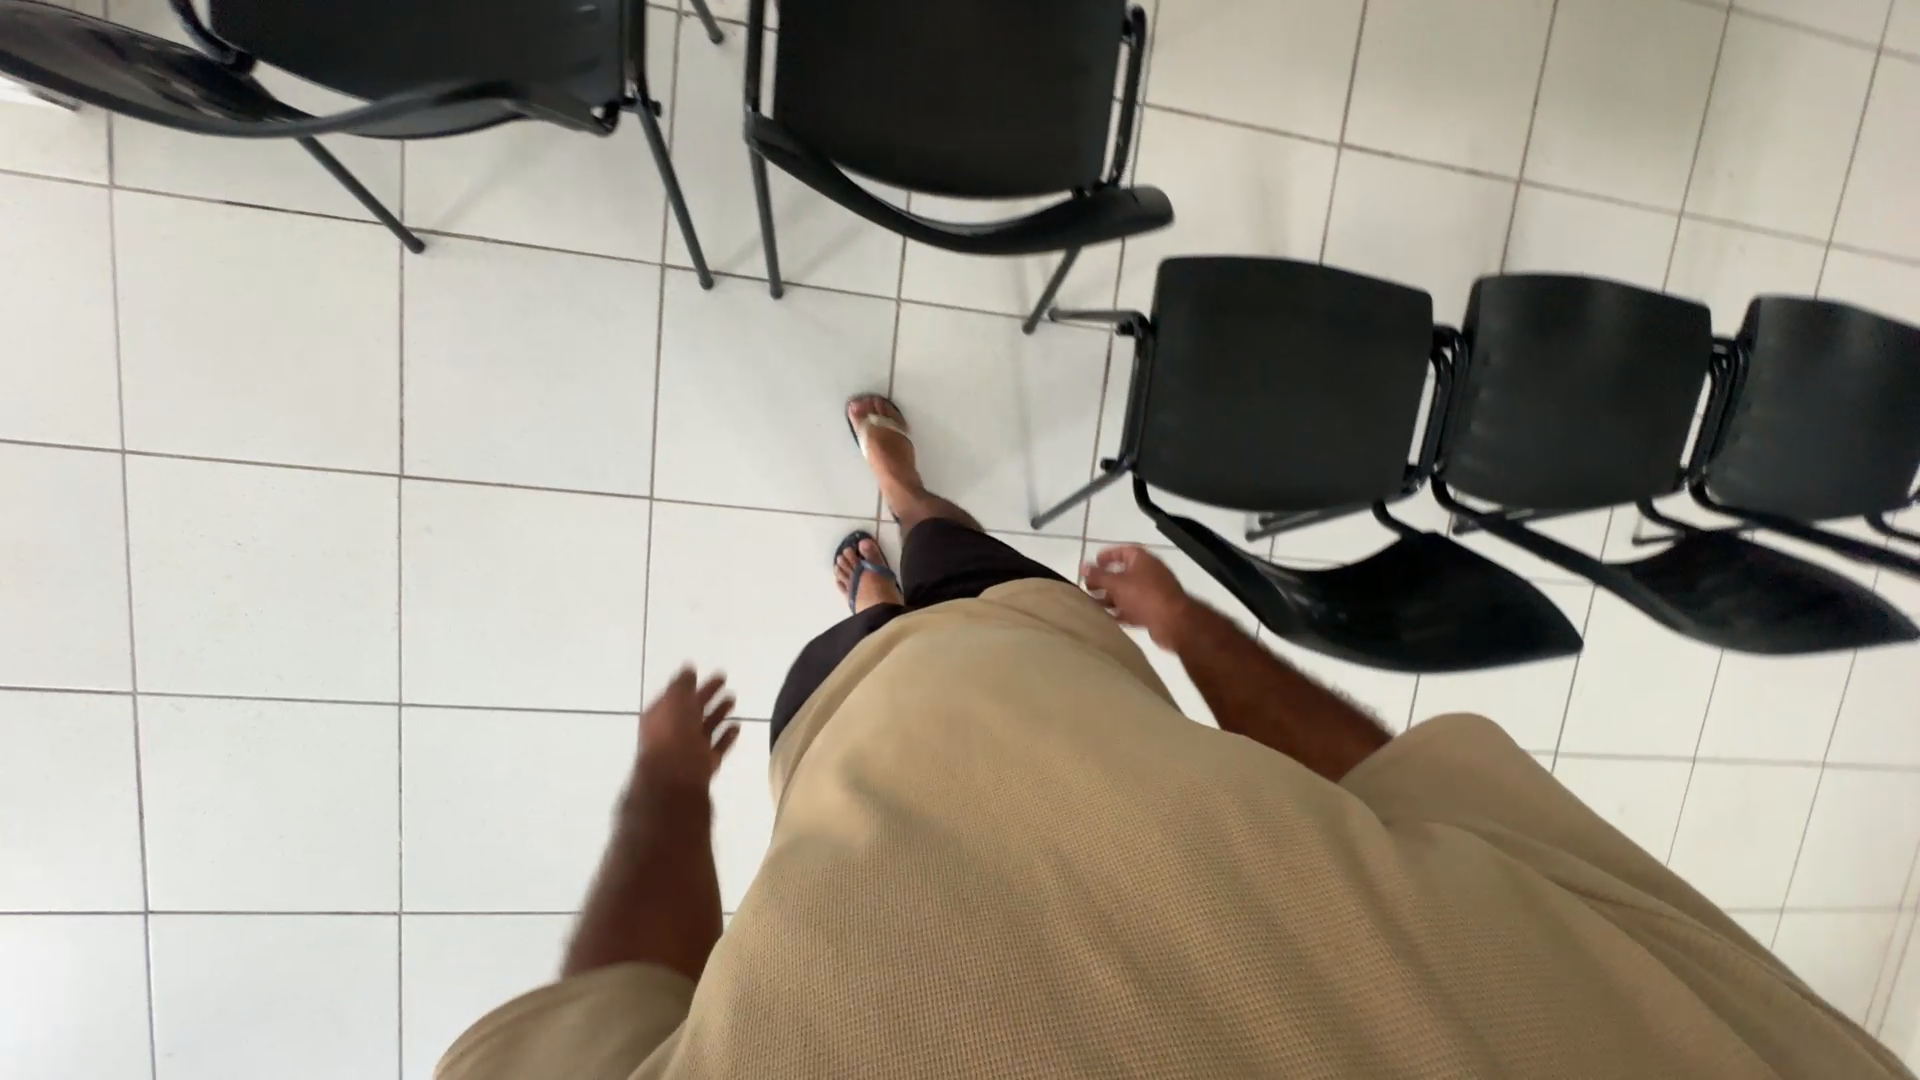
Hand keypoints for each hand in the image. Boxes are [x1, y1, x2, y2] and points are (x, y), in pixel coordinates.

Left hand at [634, 669, 738, 794]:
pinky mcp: (703, 765)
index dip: (691, 683)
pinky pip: (717, 747)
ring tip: (733, 700)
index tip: (705, 672)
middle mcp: (671, 732)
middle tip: (725, 681)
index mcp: (659, 716)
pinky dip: (726, 736)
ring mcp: (687, 750)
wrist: (675, 779)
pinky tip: (737, 726)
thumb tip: (688, 668)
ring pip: (705, 727)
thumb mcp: (675, 700)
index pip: (675, 695)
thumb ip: (683, 684)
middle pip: (691, 710)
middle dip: (707, 695)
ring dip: (719, 713)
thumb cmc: (672, 735)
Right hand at [1082, 545, 1198, 649]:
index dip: (1107, 556)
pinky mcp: (1154, 610)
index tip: (1093, 564)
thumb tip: (1082, 565)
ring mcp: (1153, 593)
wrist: (1174, 622)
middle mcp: (1149, 573)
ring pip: (1127, 593)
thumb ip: (1098, 575)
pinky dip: (1120, 612)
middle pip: (1123, 573)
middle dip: (1105, 581)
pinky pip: (1133, 608)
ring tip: (1092, 605)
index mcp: (1142, 560)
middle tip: (1088, 588)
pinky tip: (1107, 619)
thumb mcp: (1117, 583)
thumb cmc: (1144, 596)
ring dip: (1111, 598)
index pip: (1122, 551)